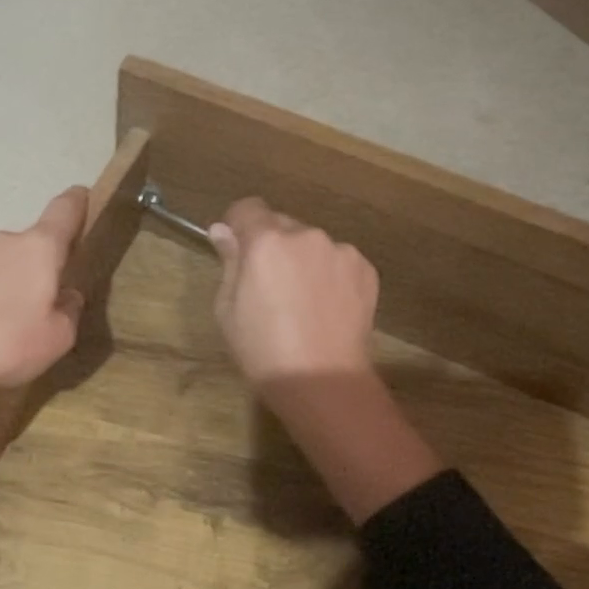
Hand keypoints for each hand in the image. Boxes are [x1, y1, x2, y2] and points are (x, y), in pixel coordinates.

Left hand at [0, 186, 88, 387]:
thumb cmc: (11, 341)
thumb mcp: (58, 336)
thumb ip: (70, 310)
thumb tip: (67, 294)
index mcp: (39, 248)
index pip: (64, 210)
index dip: (78, 202)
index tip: (84, 198)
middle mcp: (6, 242)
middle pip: (36, 244)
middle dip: (47, 264)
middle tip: (53, 298)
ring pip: (9, 263)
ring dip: (19, 281)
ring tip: (20, 320)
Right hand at [209, 197, 441, 521]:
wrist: (322, 380)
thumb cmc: (262, 351)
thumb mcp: (227, 310)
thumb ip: (229, 262)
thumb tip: (223, 231)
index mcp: (265, 242)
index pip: (247, 208)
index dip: (237, 226)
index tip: (236, 251)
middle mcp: (306, 236)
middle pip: (281, 225)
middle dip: (272, 246)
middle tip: (269, 287)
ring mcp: (340, 251)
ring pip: (312, 245)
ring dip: (303, 261)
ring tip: (301, 303)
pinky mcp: (365, 269)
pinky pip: (337, 261)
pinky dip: (329, 276)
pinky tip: (325, 309)